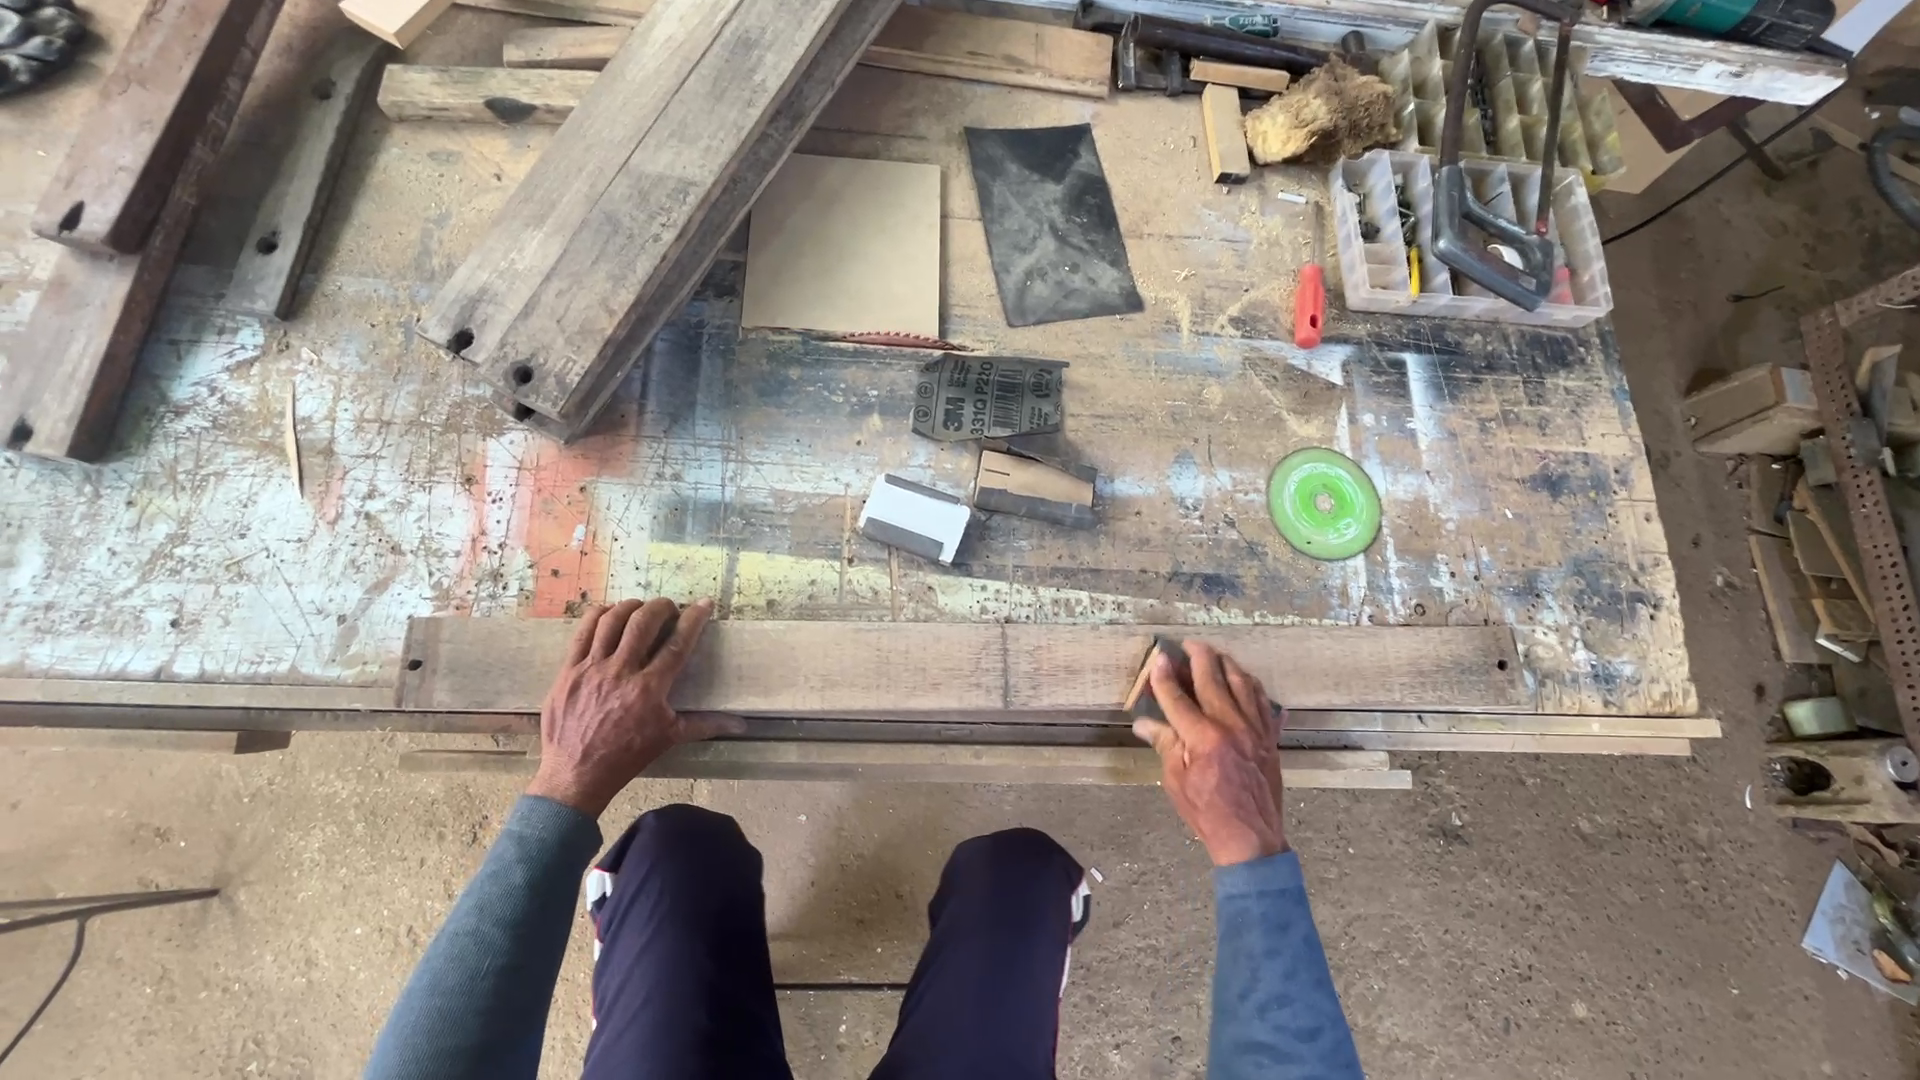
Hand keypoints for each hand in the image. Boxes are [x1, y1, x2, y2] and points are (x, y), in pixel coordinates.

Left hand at [525, 597, 742, 817]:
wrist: (575, 775)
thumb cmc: (626, 757)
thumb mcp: (669, 738)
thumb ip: (706, 724)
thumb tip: (741, 724)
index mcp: (649, 689)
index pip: (677, 644)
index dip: (694, 619)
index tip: (704, 603)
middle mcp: (621, 673)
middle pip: (643, 622)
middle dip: (661, 607)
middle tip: (669, 608)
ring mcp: (591, 669)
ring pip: (612, 621)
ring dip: (630, 607)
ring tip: (640, 609)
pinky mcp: (568, 671)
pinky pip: (582, 632)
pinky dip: (599, 616)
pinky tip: (609, 615)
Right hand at [1132, 641, 1287, 866]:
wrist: (1251, 840)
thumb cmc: (1207, 813)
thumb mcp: (1175, 780)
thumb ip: (1165, 744)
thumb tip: (1145, 723)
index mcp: (1203, 737)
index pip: (1178, 696)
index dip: (1164, 675)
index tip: (1158, 657)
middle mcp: (1231, 725)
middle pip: (1214, 679)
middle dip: (1199, 656)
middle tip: (1189, 644)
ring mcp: (1255, 731)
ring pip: (1244, 684)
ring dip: (1229, 665)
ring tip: (1217, 656)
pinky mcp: (1270, 740)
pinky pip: (1266, 705)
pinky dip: (1256, 689)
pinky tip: (1250, 683)